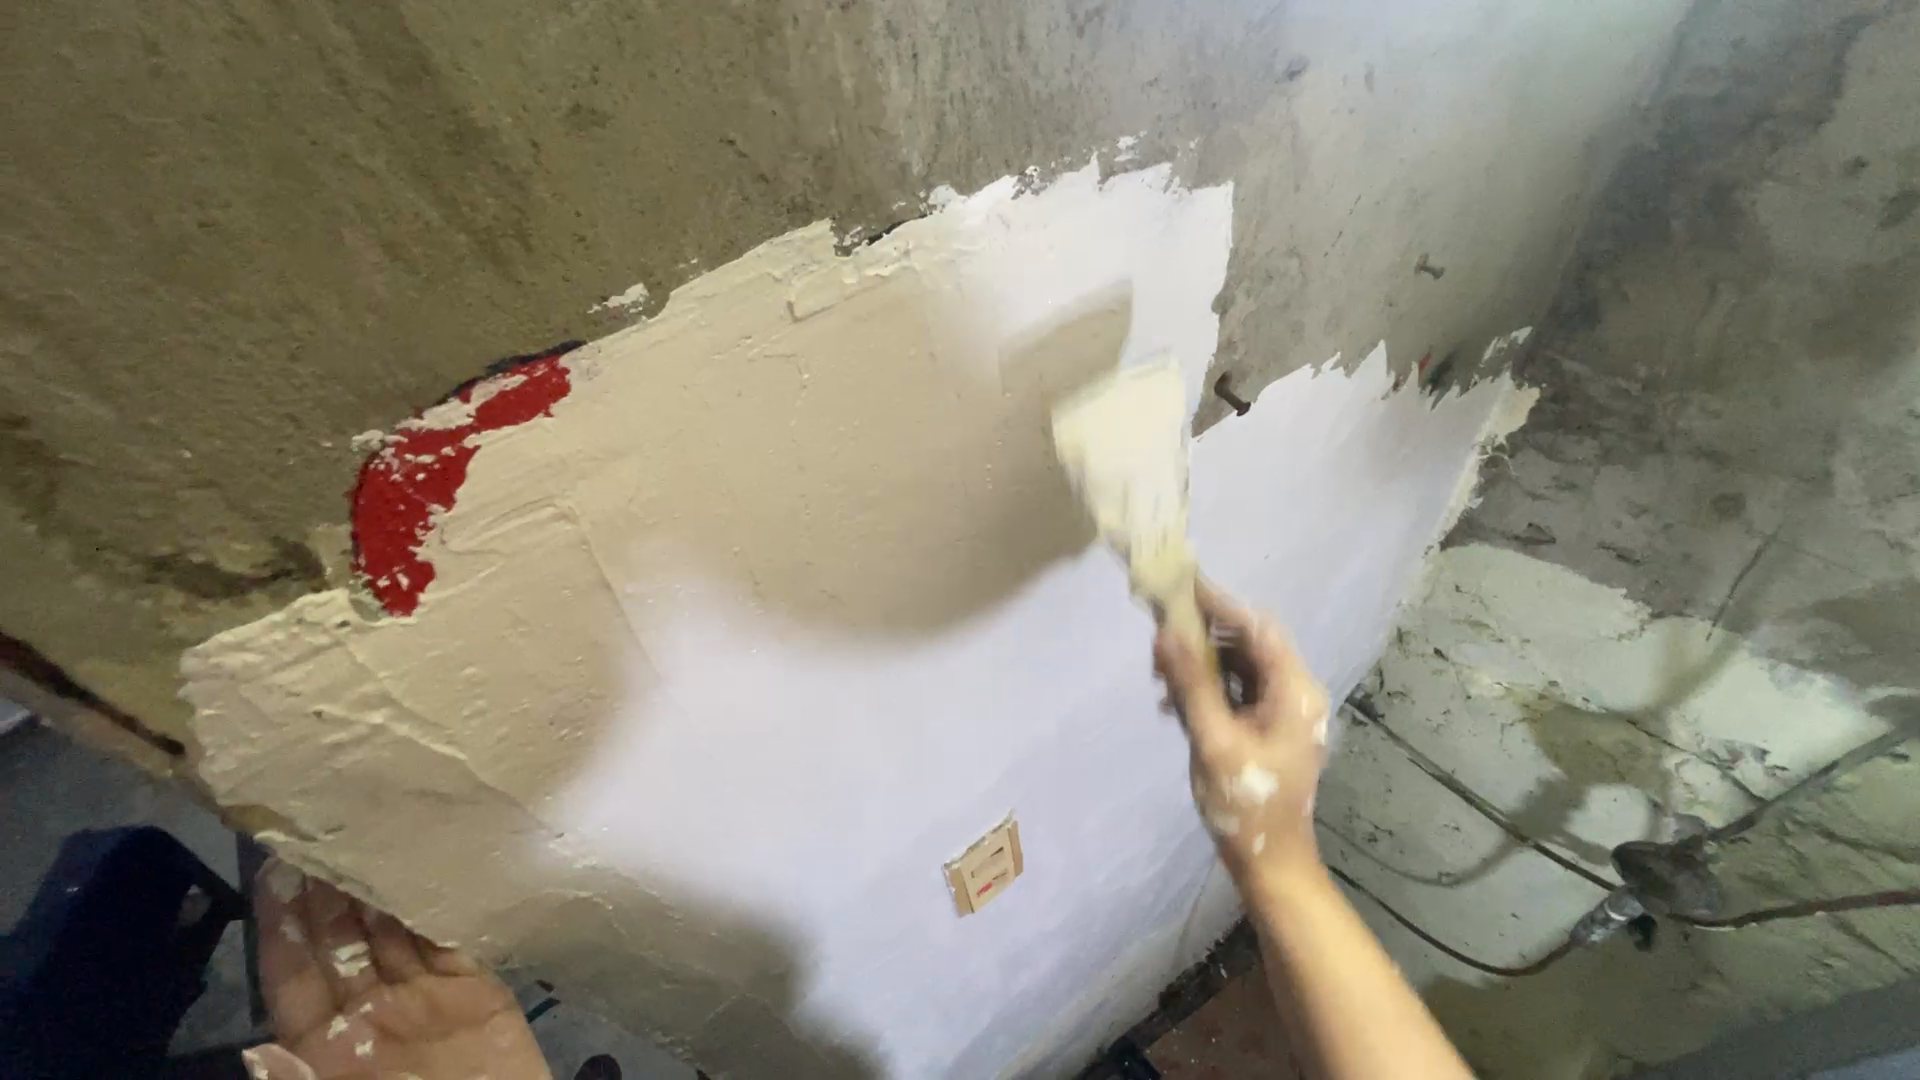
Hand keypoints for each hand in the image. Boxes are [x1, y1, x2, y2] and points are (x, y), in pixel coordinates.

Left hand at [242, 859, 550, 1079]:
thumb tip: (255, 1053)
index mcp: (322, 1041)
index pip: (293, 973)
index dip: (282, 925)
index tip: (276, 871)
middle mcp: (367, 1008)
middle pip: (344, 941)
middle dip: (333, 892)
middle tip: (331, 835)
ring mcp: (421, 993)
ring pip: (396, 931)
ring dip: (384, 890)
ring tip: (378, 839)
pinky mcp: (473, 984)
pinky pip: (451, 939)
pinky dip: (442, 907)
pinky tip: (437, 873)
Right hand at [1154, 583, 1329, 877]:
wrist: (1271, 862)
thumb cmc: (1247, 803)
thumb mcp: (1214, 740)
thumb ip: (1191, 683)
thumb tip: (1166, 633)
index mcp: (1294, 691)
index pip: (1256, 627)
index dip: (1219, 603)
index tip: (1179, 584)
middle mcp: (1294, 692)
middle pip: (1248, 642)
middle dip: (1203, 632)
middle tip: (1159, 632)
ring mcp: (1282, 709)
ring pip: (1239, 664)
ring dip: (1200, 660)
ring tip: (1160, 671)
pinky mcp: (1267, 725)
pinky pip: (1236, 688)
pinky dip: (1206, 685)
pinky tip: (1173, 699)